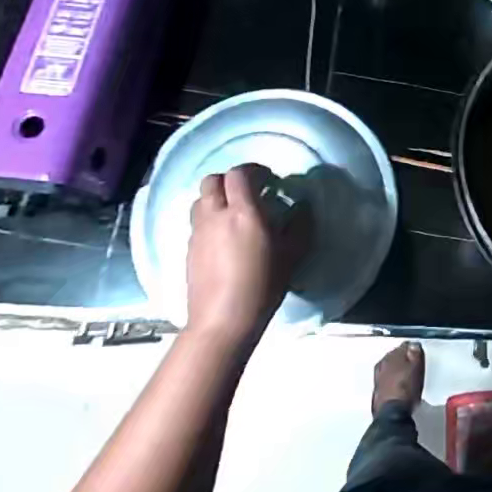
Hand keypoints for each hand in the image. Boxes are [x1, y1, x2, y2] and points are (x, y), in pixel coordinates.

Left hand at [185, 164, 309, 345]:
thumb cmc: (262, 286)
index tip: (269, 180)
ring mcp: (198, 231)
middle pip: (213, 180)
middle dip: (231, 180)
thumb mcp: (291, 256)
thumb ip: (299, 226)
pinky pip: (197, 221)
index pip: (239, 174)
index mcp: (243, 212)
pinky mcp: (188, 248)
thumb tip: (302, 207)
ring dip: (217, 198)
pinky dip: (210, 218)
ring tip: (234, 213)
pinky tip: (224, 238)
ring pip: (201, 199)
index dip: (254, 170)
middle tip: (249, 192)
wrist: (223, 320)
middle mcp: (216, 215)